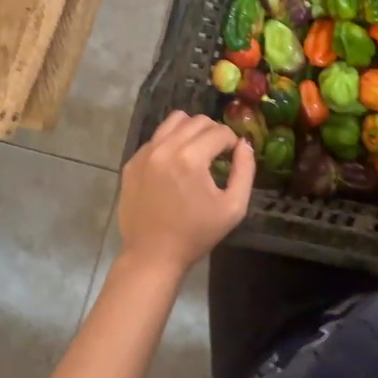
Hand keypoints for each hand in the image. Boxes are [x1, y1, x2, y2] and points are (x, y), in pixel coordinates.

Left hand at [118, 112, 253, 272]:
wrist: (152, 257)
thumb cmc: (196, 234)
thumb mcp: (233, 207)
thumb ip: (245, 170)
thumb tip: (244, 143)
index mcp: (191, 158)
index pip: (220, 131)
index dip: (232, 142)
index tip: (232, 158)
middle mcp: (166, 147)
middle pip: (198, 121)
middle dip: (213, 133)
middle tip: (216, 155)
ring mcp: (145, 153)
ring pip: (175, 121)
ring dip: (191, 130)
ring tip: (195, 152)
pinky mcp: (132, 162)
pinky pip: (157, 137)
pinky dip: (170, 143)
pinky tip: (174, 165)